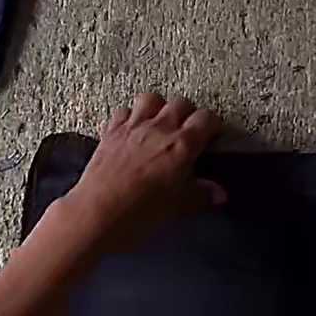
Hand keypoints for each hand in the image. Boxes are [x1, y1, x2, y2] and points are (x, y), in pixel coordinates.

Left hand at [54, 93, 222, 245]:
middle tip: (187, 131)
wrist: (96, 216)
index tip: (211, 135)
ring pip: (151, 99)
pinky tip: (132, 132)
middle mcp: (160, 128)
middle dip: (187, 114)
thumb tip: (219, 194)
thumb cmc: (140, 214)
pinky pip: (123, 111)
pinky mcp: (111, 133)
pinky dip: (129, 117)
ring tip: (159, 124)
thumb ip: (200, 194)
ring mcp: (133, 128)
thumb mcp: (178, 207)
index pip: (206, 118)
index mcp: (183, 144)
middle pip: (181, 103)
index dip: (212, 125)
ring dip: (158, 108)